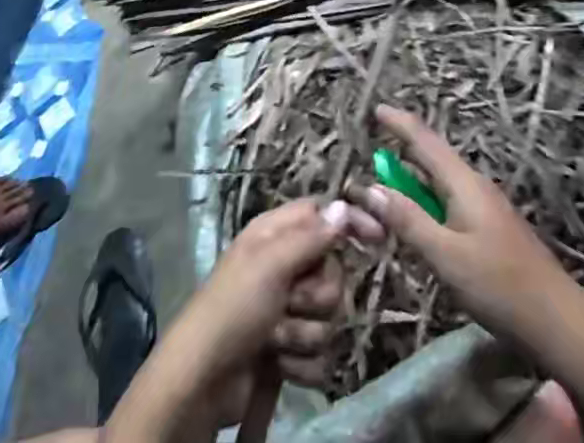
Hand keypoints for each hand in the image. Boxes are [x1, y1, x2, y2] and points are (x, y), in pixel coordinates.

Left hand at [162, 199, 359, 389]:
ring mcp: (287, 310)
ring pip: (329, 317)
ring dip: (304, 332)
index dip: (348, 222)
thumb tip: (344, 206)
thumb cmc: (234, 307)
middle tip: (291, 301)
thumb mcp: (269, 263)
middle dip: (318, 295)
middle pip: (332, 271)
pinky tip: (276, 363)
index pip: (321, 214)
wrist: (206, 377)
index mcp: (274, 235)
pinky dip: (300, 362)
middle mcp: (283, 266)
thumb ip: (310, 236)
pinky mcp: (291, 349)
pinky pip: (321, 354)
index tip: (377, 238)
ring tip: (274, 337)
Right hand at [349, 105, 574, 340]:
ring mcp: (485, 208)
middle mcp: (474, 187)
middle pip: (431, 159)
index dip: (399, 123)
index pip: (424, 140)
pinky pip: (447, 203)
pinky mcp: (489, 230)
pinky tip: (415, 221)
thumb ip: (406, 219)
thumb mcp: (444, 254)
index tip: (375, 108)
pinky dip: (424, 203)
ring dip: (410, 182)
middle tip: (368, 156)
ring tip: (383, 187)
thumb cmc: (499, 285)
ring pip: (439, 183)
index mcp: (463, 183)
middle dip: (400, 153)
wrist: (561, 325)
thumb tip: (369, 187)